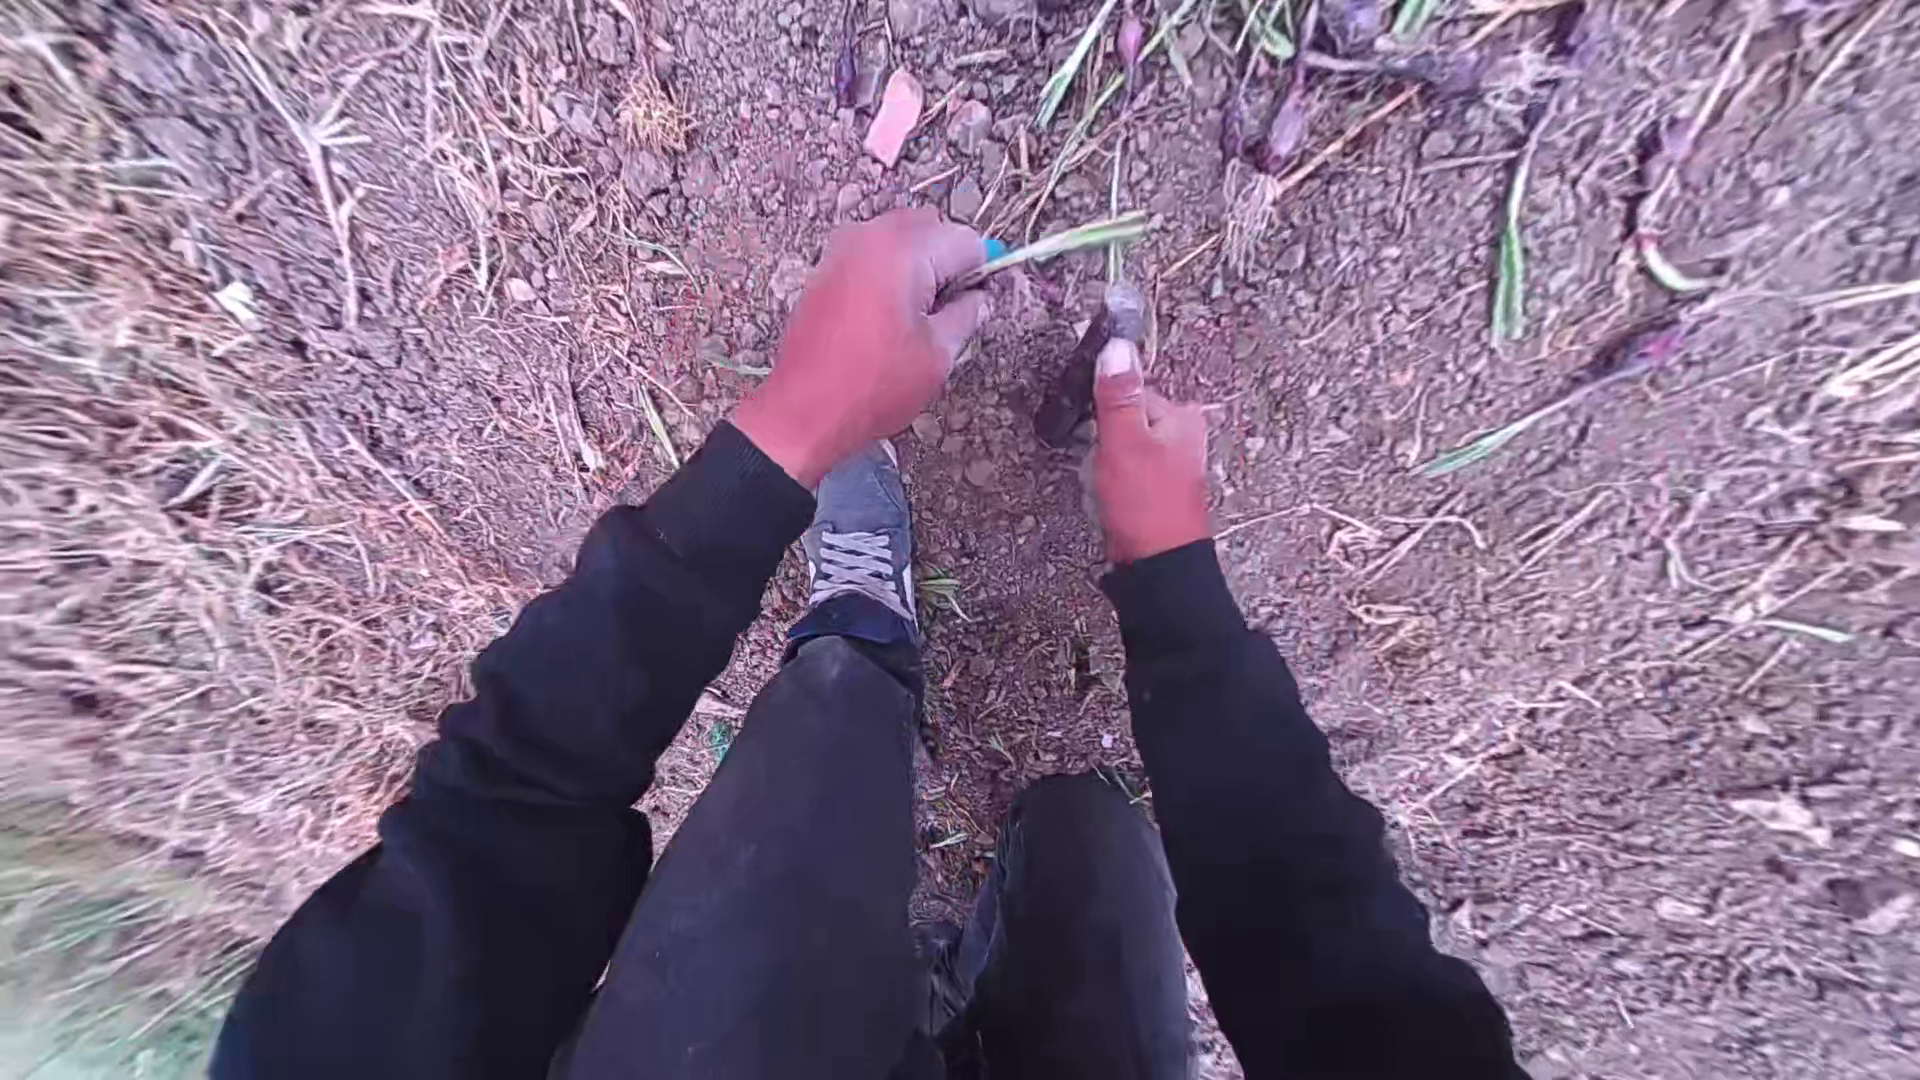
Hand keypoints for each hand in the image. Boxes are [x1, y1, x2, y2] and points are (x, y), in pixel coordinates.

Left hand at [731, 207, 989, 487]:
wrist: (804, 411)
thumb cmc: (873, 386)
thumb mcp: (937, 355)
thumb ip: (967, 315)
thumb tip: (980, 297)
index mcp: (904, 250)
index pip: (966, 241)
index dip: (980, 275)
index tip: (972, 310)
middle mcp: (869, 234)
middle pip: (932, 230)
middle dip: (948, 266)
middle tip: (944, 317)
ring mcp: (841, 249)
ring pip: (901, 241)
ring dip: (920, 271)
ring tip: (913, 323)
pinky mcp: (825, 270)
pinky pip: (873, 257)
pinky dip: (890, 277)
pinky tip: (885, 322)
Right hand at [1091, 339, 1209, 563]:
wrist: (1156, 564)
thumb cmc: (1147, 506)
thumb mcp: (1125, 443)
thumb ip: (1118, 396)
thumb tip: (1115, 349)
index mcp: (1180, 417)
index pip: (1128, 391)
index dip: (1104, 413)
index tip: (1097, 433)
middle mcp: (1179, 436)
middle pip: (1121, 420)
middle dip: (1102, 442)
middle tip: (1106, 466)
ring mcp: (1166, 462)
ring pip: (1116, 447)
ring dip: (1102, 465)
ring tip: (1109, 487)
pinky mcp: (1151, 485)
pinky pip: (1119, 470)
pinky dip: (1108, 481)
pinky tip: (1110, 498)